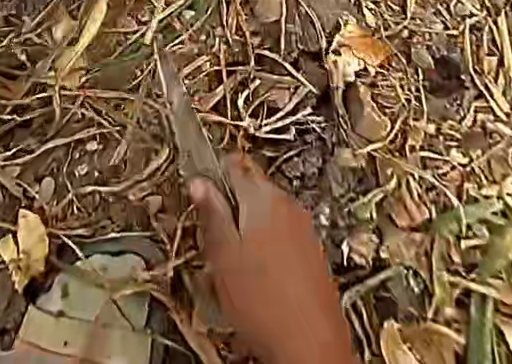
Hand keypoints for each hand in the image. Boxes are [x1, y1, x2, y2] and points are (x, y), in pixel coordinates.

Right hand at [190, 154, 355, 363]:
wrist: (311, 345)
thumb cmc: (263, 302)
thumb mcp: (224, 256)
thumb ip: (211, 213)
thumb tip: (198, 182)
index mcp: (262, 197)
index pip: (234, 164)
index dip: (214, 173)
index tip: (201, 189)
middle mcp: (286, 203)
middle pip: (252, 186)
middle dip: (232, 203)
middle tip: (214, 234)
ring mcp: (303, 225)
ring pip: (267, 210)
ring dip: (250, 223)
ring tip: (236, 260)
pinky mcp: (312, 248)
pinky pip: (283, 230)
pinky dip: (269, 241)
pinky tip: (261, 273)